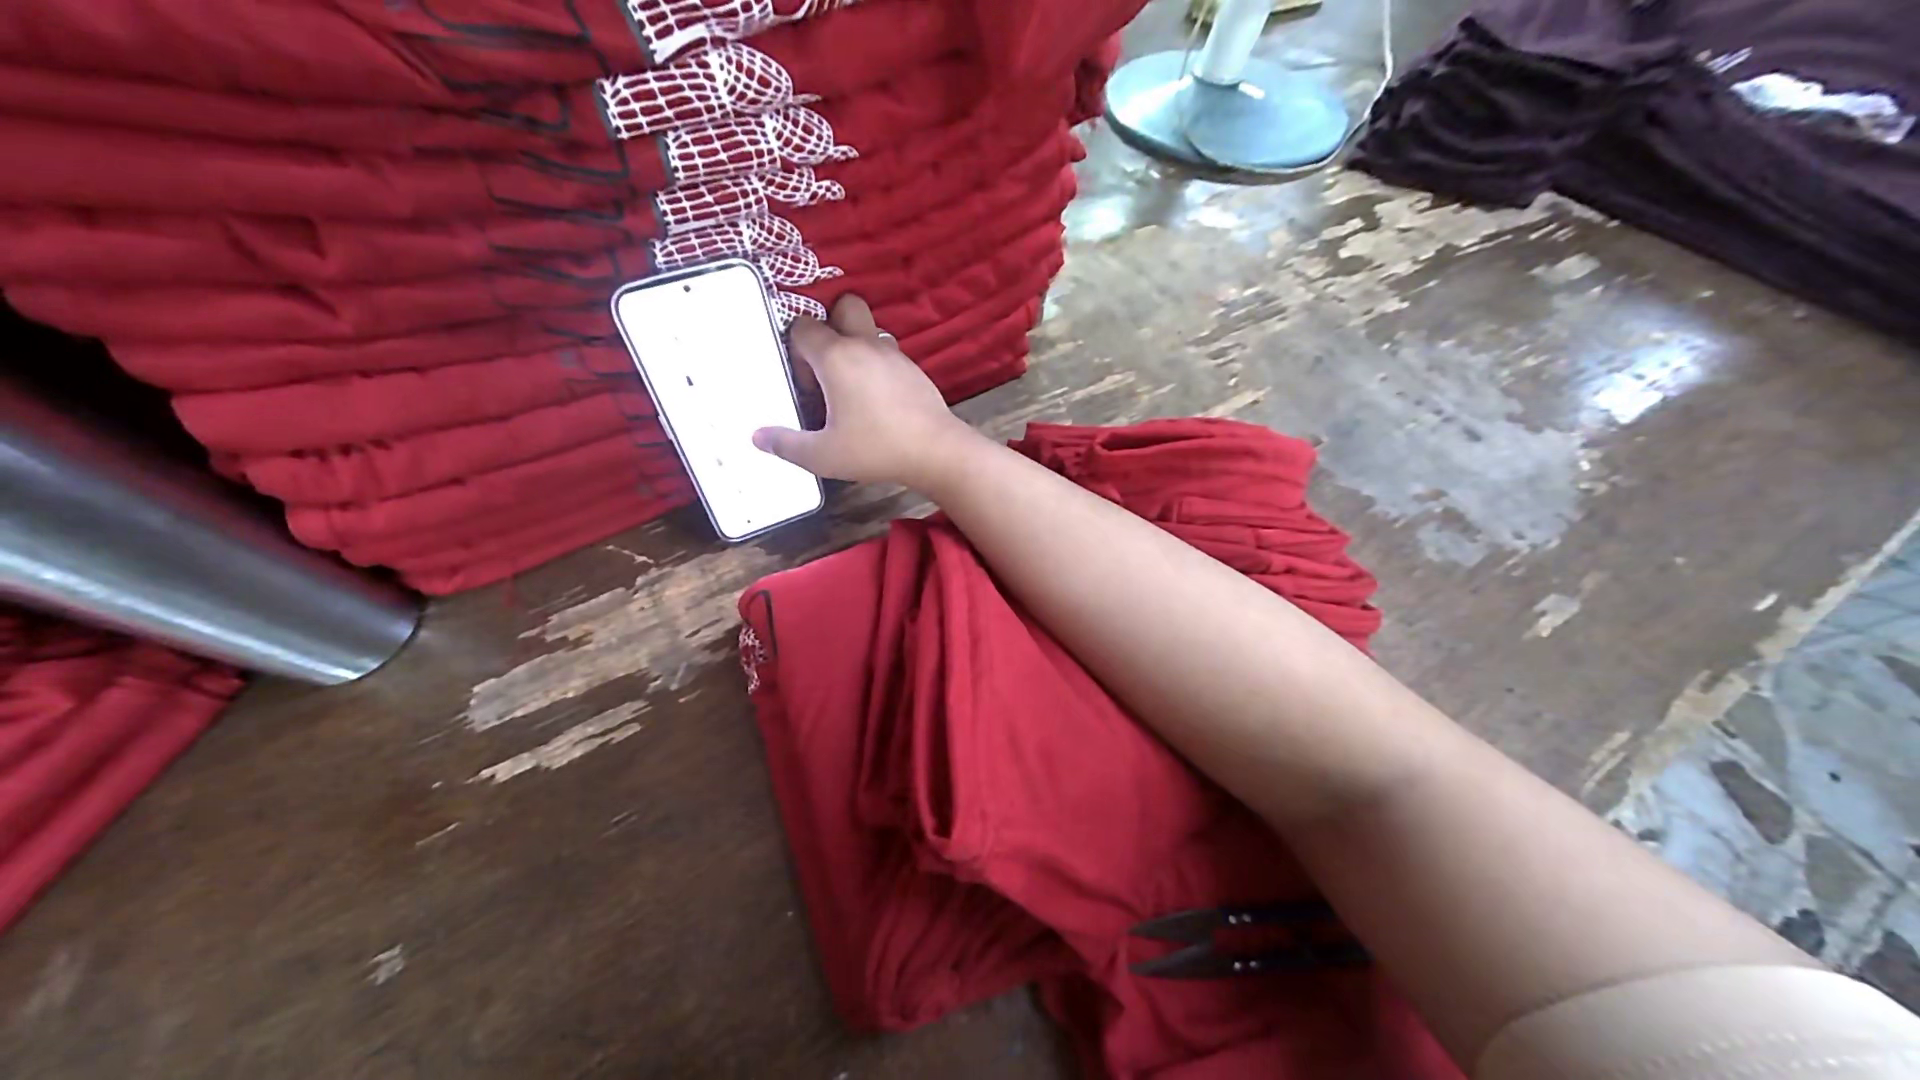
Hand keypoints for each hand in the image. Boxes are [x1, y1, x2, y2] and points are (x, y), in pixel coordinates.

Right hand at [753, 294, 982, 489]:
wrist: (936, 452)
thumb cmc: (875, 449)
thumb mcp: (823, 455)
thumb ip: (787, 445)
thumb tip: (759, 437)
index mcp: (837, 357)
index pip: (803, 327)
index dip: (796, 351)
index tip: (806, 385)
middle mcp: (866, 345)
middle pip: (844, 306)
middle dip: (830, 327)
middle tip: (827, 368)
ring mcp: (894, 354)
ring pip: (869, 330)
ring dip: (855, 347)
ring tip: (852, 387)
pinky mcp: (914, 369)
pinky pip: (888, 353)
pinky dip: (877, 365)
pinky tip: (877, 400)